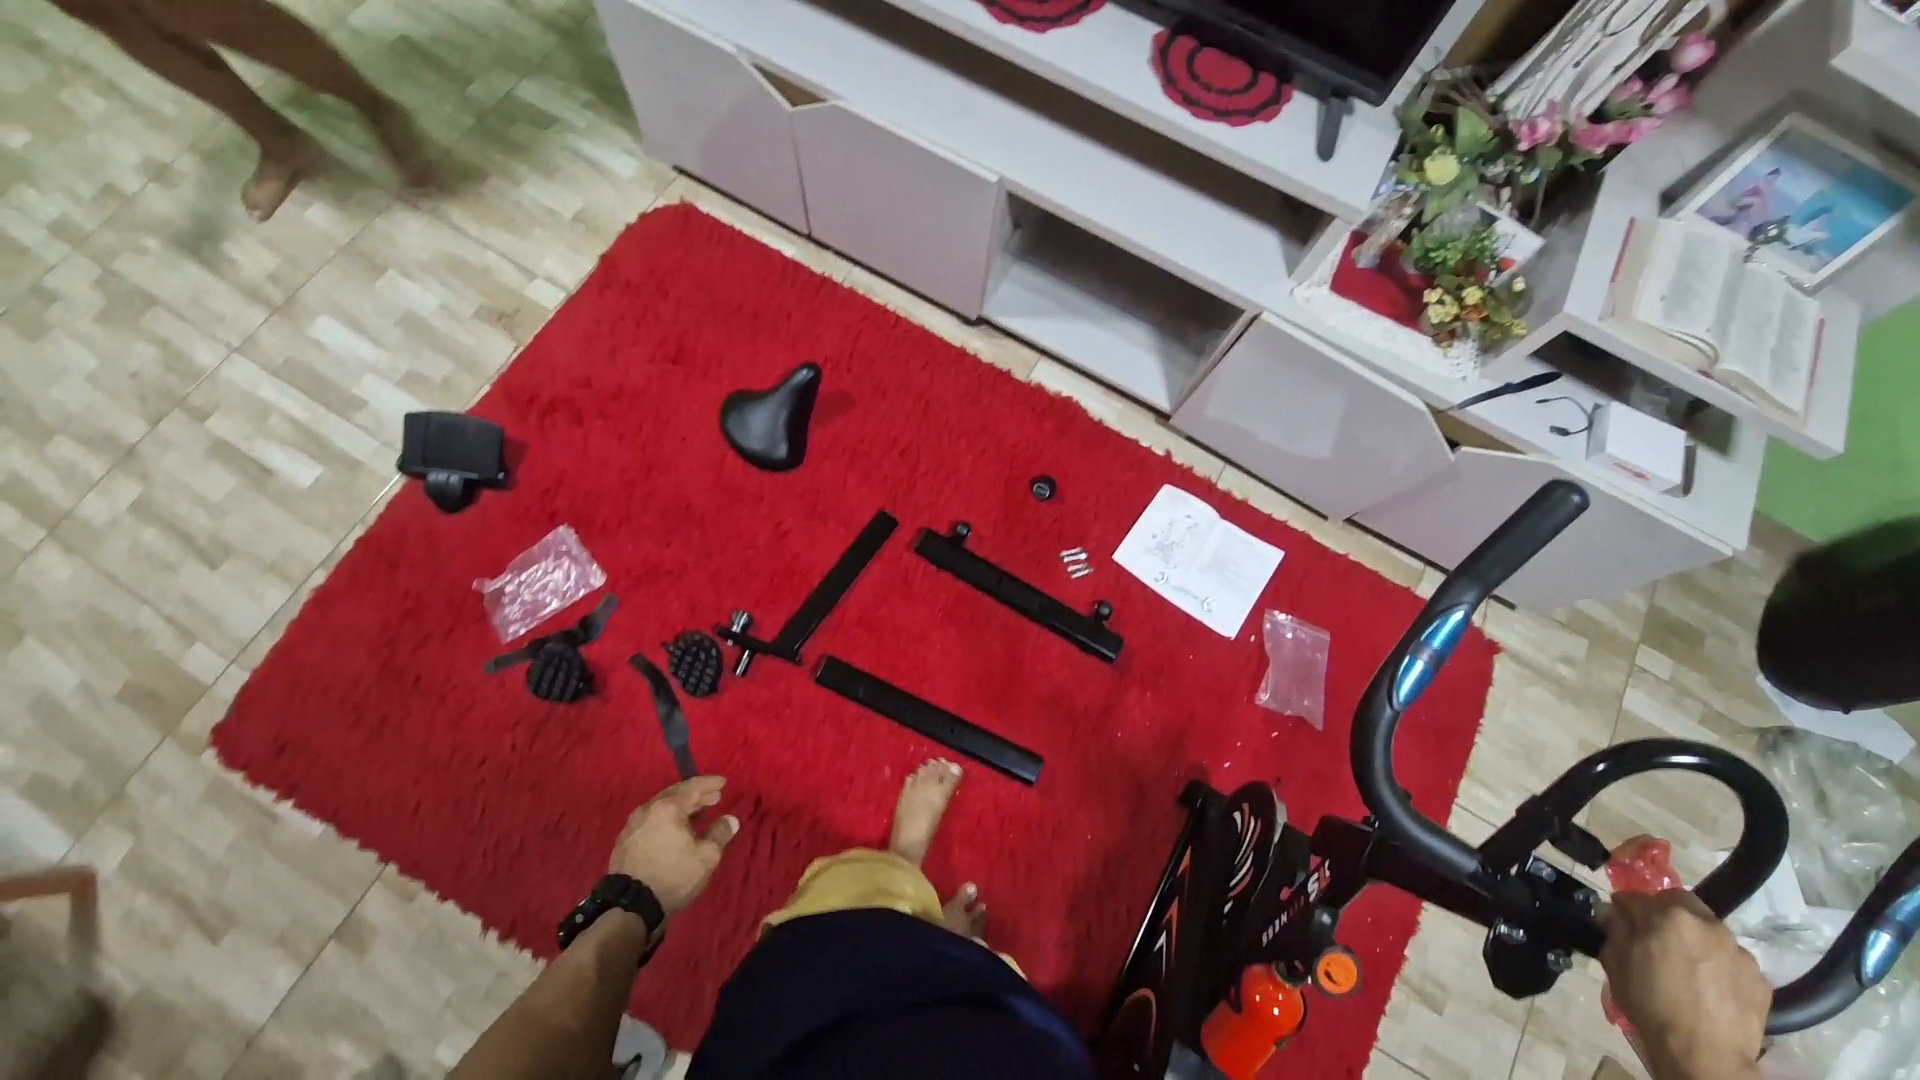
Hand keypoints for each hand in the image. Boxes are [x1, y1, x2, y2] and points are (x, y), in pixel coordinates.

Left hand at [609, 776, 739, 918]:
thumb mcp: (706, 856)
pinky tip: (675, 829)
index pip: (692, 787)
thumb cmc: (673, 876)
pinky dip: (666, 819)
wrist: (631, 905)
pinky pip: (651, 820)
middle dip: (696, 794)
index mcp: (667, 808)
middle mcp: (647, 810)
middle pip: (675, 794)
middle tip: (714, 797)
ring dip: (680, 807)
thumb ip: (720, 833)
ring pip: (661, 807)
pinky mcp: (625, 841)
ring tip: (697, 813)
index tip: (723, 782)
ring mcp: (632, 825)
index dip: (709, 784)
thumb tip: (731, 819)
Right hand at [1601, 889, 1768, 1079]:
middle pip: (1681, 901)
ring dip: (1695, 937)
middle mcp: (1707, 924)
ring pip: (1710, 929)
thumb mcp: (1614, 962)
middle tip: (1655, 936)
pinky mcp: (1760, 977)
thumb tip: (1616, 913)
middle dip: (1664, 911)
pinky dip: (1718, 964)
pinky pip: (1732, 958)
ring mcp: (1739, 951)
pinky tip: (1710, 986)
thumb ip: (1615, 929)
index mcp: (1667, 916)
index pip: (1635, 897)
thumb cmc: (1650, 1003)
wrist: (1704, 1053)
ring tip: (1687, 966)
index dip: (1623, 908)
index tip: (1618, 921)